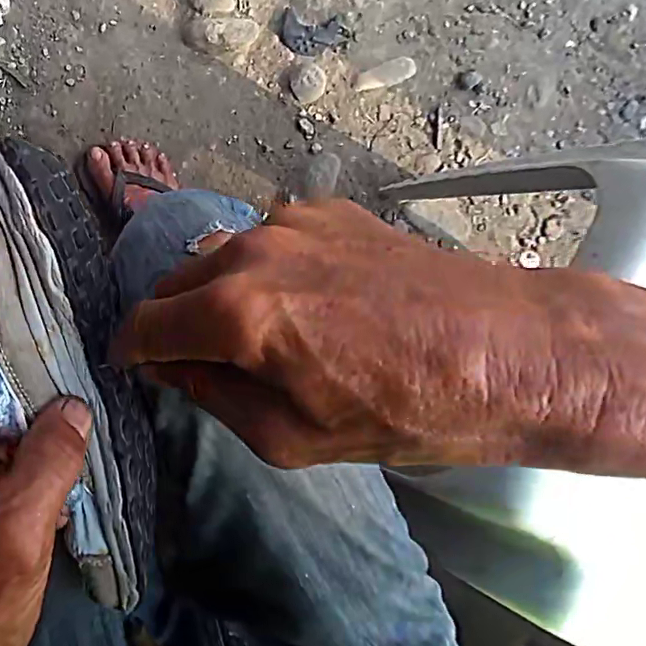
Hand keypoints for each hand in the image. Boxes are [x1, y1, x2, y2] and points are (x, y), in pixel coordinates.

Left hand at [0, 371, 91, 645]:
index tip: (71, 369)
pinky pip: (14, 459)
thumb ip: (48, 461)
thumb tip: (76, 406)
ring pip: (9, 431)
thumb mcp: (19, 530)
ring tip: (84, 444)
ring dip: (46, 439)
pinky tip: (68, 478)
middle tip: (88, 409)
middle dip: (40, 409)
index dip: (22, 376)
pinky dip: (42, 464)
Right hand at [114, 199, 600, 469]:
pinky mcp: (324, 210)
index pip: (144, 325)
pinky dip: (257, 269)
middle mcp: (249, 252)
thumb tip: (170, 365)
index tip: (132, 366)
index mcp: (235, 314)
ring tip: (250, 329)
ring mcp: (288, 221)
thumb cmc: (406, 410)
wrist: (517, 350)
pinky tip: (300, 297)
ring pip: (213, 257)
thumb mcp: (290, 436)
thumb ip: (211, 395)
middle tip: (193, 358)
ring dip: (210, 293)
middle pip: (170, 284)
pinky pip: (261, 239)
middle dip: (169, 322)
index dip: (129, 351)